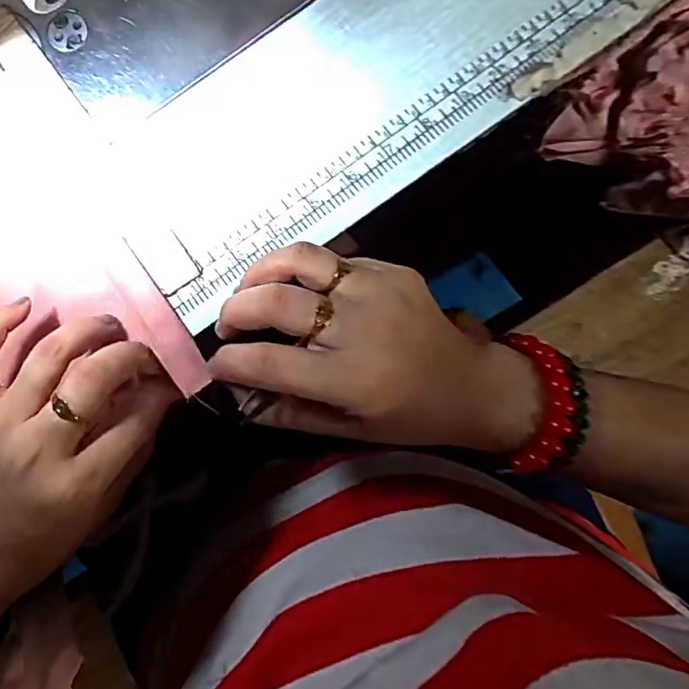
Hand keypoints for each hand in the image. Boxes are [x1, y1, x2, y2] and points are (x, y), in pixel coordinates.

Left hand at [0, 301, 180, 634]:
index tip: (168, 382)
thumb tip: (154, 402)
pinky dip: (0, 323)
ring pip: (47, 355)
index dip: (159, 394)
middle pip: (92, 378)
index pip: (133, 421)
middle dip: (131, 355)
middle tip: (144, 352)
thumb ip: (129, 456)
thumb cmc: (38, 543)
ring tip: (110, 326)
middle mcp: (37, 446)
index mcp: (75, 485)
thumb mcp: (97, 513)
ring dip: (87, 329)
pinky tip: (29, 304)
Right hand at [209, 243, 541, 453]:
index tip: (216, 364)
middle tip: (227, 324)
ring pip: (300, 259)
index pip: (267, 362)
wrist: (472, 384)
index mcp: (348, 378)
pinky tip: (302, 288)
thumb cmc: (409, 417)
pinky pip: (332, 259)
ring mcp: (374, 288)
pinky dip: (304, 271)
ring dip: (261, 271)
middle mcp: (357, 326)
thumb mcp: (349, 429)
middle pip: (274, 301)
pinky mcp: (389, 269)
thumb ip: (289, 412)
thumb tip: (238, 396)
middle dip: (235, 310)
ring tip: (250, 287)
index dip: (229, 362)